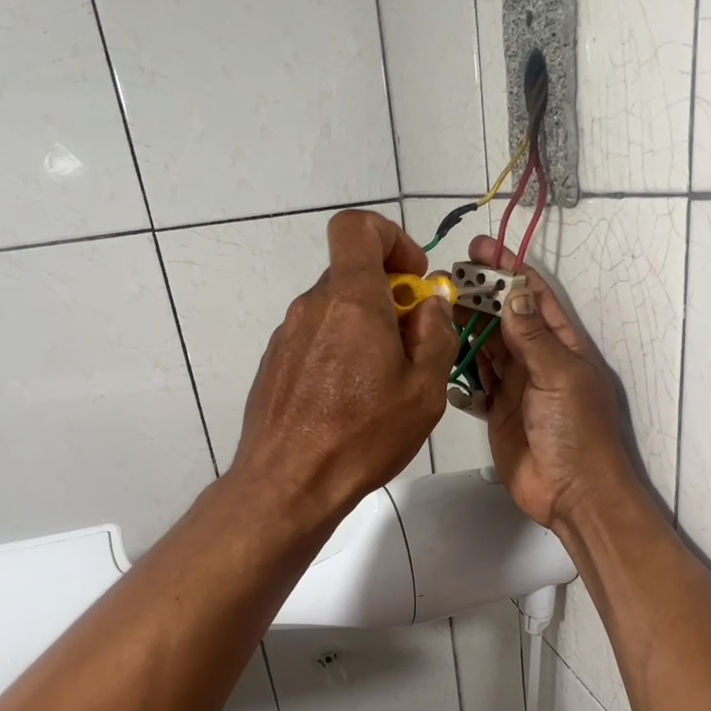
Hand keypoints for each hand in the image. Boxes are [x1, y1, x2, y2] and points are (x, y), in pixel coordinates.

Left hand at [231, 210, 456, 520]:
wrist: (289, 483)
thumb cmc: (363, 436)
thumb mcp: (424, 391)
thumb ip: (436, 336)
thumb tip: (429, 306)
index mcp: (352, 300)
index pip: (357, 227)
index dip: (390, 239)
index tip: (413, 281)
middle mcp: (313, 307)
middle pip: (352, 276)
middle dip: (388, 300)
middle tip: (411, 350)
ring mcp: (287, 336)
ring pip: (334, 313)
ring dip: (364, 332)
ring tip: (382, 387)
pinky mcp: (275, 366)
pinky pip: (315, 343)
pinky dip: (339, 357)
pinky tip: (349, 405)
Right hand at [465, 235, 644, 532]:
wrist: (572, 493)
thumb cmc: (576, 431)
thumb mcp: (559, 376)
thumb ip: (532, 337)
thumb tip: (513, 293)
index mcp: (563, 346)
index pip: (534, 298)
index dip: (509, 272)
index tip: (481, 248)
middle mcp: (538, 362)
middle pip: (505, 320)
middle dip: (479, 296)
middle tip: (444, 276)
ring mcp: (517, 388)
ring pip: (487, 349)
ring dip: (465, 328)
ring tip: (434, 306)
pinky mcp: (498, 414)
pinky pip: (476, 384)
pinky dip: (460, 370)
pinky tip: (439, 353)